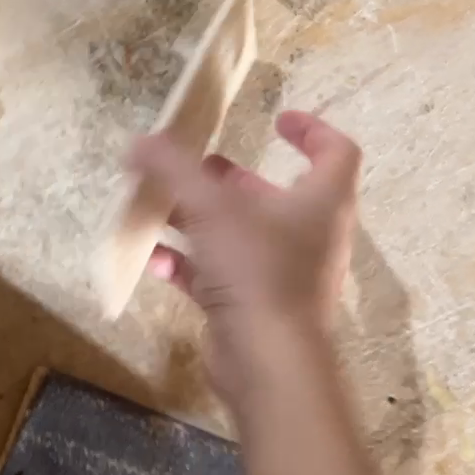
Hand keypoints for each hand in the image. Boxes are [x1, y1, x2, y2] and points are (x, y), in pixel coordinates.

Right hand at [126, 109, 360, 402]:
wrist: (266, 355)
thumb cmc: (256, 271)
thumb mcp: (211, 210)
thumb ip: (174, 172)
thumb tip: (139, 141)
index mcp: (320, 203)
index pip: (334, 152)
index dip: (311, 130)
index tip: (277, 119)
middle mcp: (306, 236)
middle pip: (273, 197)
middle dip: (233, 181)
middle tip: (198, 170)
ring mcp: (278, 274)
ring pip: (238, 237)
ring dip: (200, 222)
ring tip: (163, 212)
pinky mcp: (249, 306)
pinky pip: (216, 274)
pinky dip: (187, 264)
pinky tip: (156, 261)